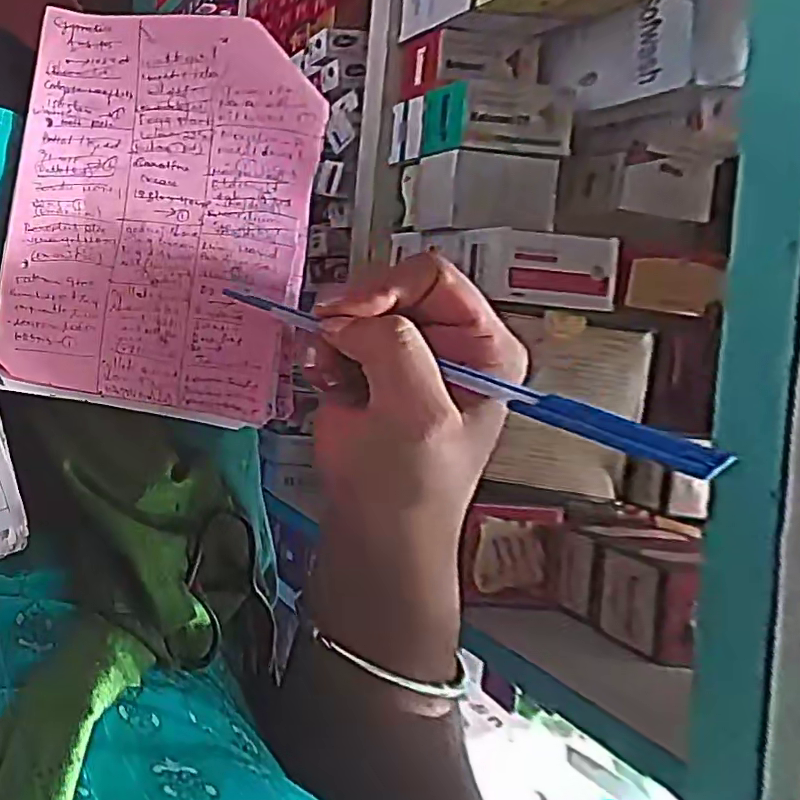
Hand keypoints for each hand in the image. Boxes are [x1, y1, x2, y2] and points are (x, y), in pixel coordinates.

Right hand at [304, 252, 527, 678]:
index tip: (346, 315)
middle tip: (325, 340)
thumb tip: (343, 320)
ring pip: (351, 313)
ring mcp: (397, 354)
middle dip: (351, 314)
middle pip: (388, 289)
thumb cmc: (409, 478)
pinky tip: (324, 384)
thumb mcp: (418, 414)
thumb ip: (392, 351)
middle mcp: (441, 341)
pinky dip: (318, 355)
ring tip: (328, 376)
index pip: (433, 278)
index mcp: (480, 344)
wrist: (372, 521)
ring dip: (330, 339)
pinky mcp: (359, 368)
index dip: (385, 287)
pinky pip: (330, 338)